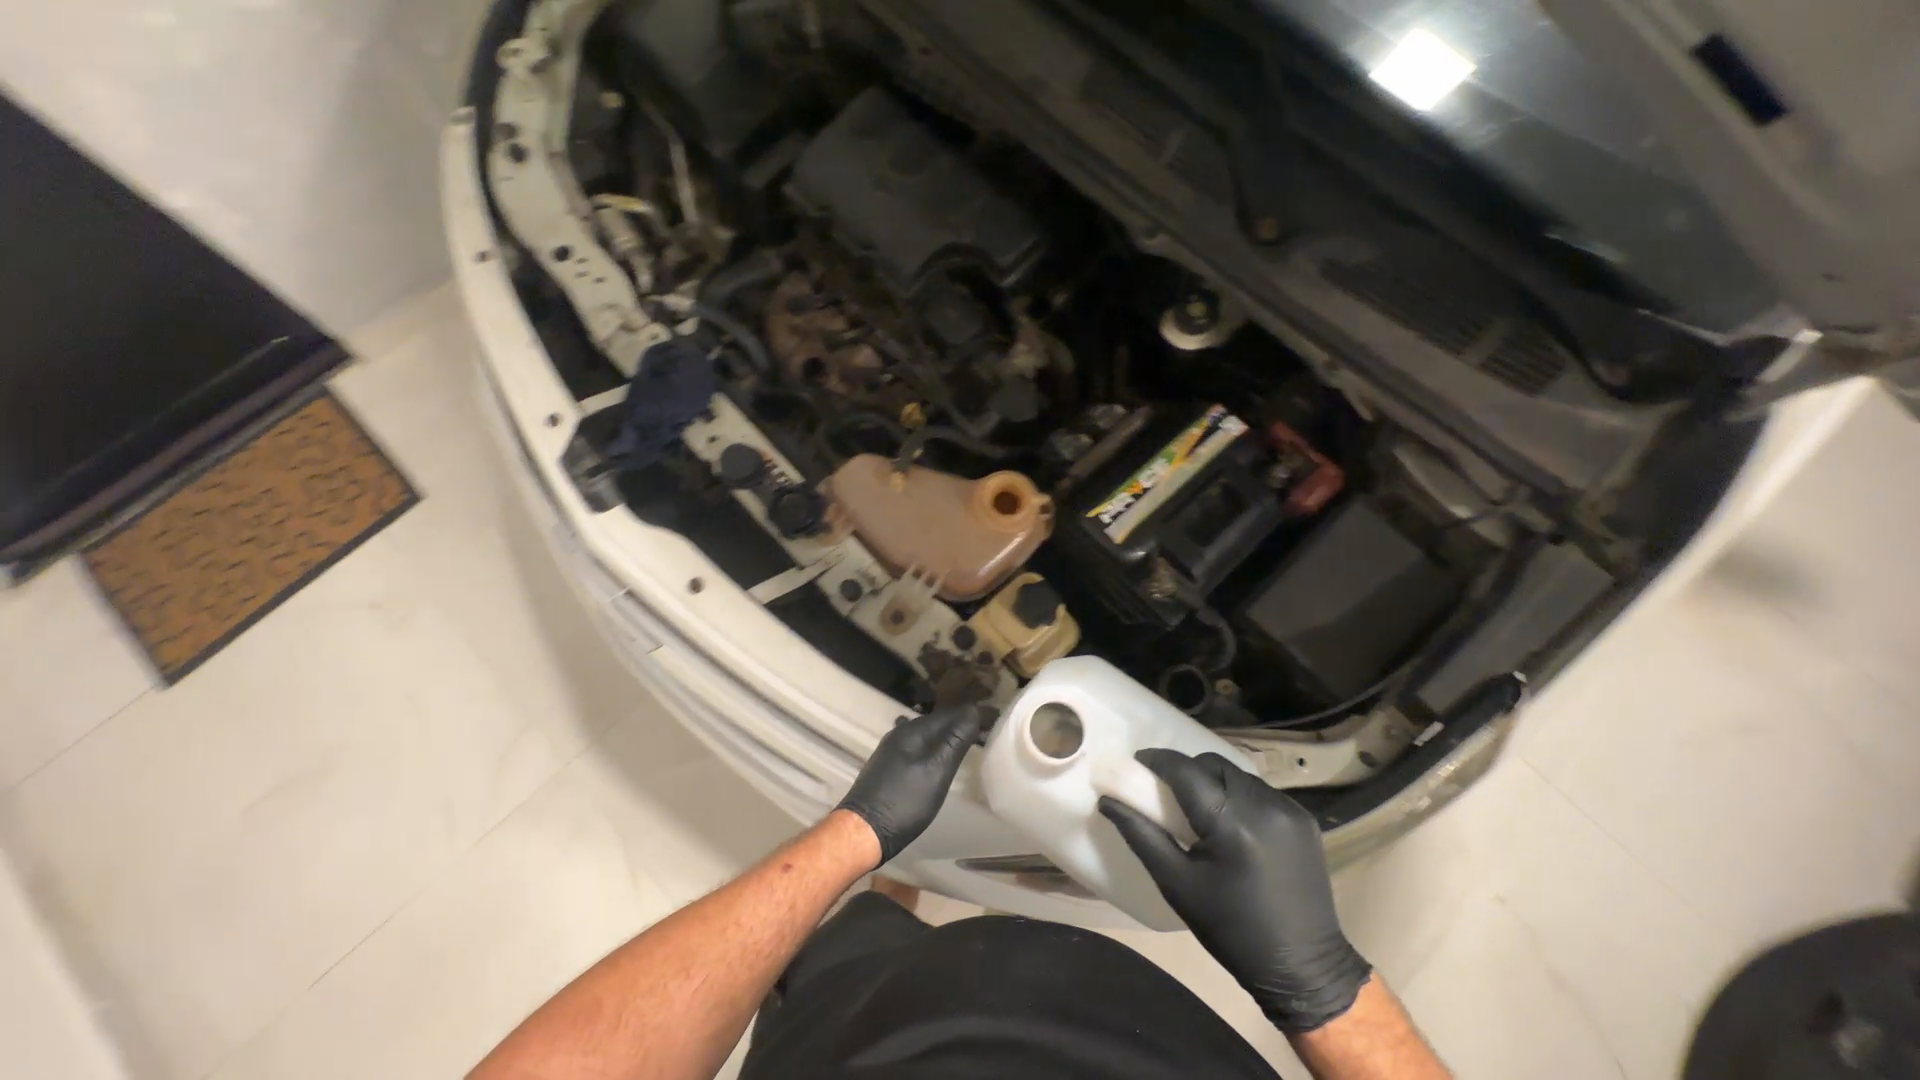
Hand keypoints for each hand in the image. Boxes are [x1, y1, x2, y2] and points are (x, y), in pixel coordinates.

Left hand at [836, 704, 991, 865]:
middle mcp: (899, 733)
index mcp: (912, 730)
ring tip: (965, 742)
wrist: (863, 830)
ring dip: (945, 736)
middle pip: (936, 722)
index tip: (994, 719)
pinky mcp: (887, 766)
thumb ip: (955, 741)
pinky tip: (937, 756)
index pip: (950, 713)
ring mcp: (891, 750)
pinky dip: (932, 748)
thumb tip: (974, 711)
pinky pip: (916, 747)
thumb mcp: (937, 771)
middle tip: (985, 730)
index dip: (972, 715)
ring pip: (925, 735)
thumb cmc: (905, 801)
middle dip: (959, 724)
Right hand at [1100, 749, 1370, 1033]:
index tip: (1137, 761)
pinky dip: (1239, 795)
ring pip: (1239, 774)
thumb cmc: (1229, 928)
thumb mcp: (1176, 883)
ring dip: (1214, 781)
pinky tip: (1232, 823)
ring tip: (1199, 808)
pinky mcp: (1304, 820)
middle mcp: (1263, 805)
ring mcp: (1289, 809)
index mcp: (1230, 822)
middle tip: (1166, 790)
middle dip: (1186, 769)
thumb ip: (1141, 835)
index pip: (1186, 770)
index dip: (1158, 760)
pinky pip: (1262, 792)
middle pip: (1214, 764)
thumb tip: (1107, 801)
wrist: (1301, 966)